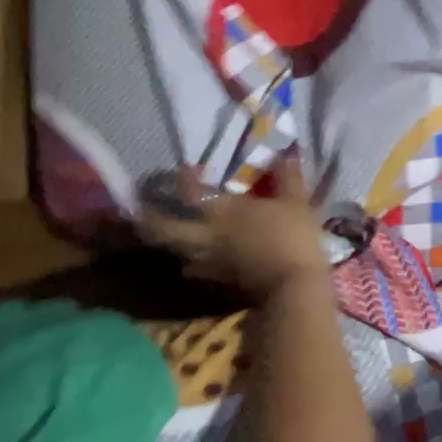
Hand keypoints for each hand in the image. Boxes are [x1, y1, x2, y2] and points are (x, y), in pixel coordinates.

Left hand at [141, 155, 326, 298]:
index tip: (184, 169)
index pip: (189, 191)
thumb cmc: (294, 237)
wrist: (293, 286)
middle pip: (164, 228)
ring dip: (168, 242)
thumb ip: (288, 177)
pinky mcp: (218, 281)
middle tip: (145, 208)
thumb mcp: (297, 202)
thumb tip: (286, 154)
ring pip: (175, 252)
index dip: (182, 178)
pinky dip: (191, 263)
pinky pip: (195, 270)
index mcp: (224, 210)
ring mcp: (209, 260)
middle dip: (150, 218)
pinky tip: (197, 260)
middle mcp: (207, 234)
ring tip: (170, 234)